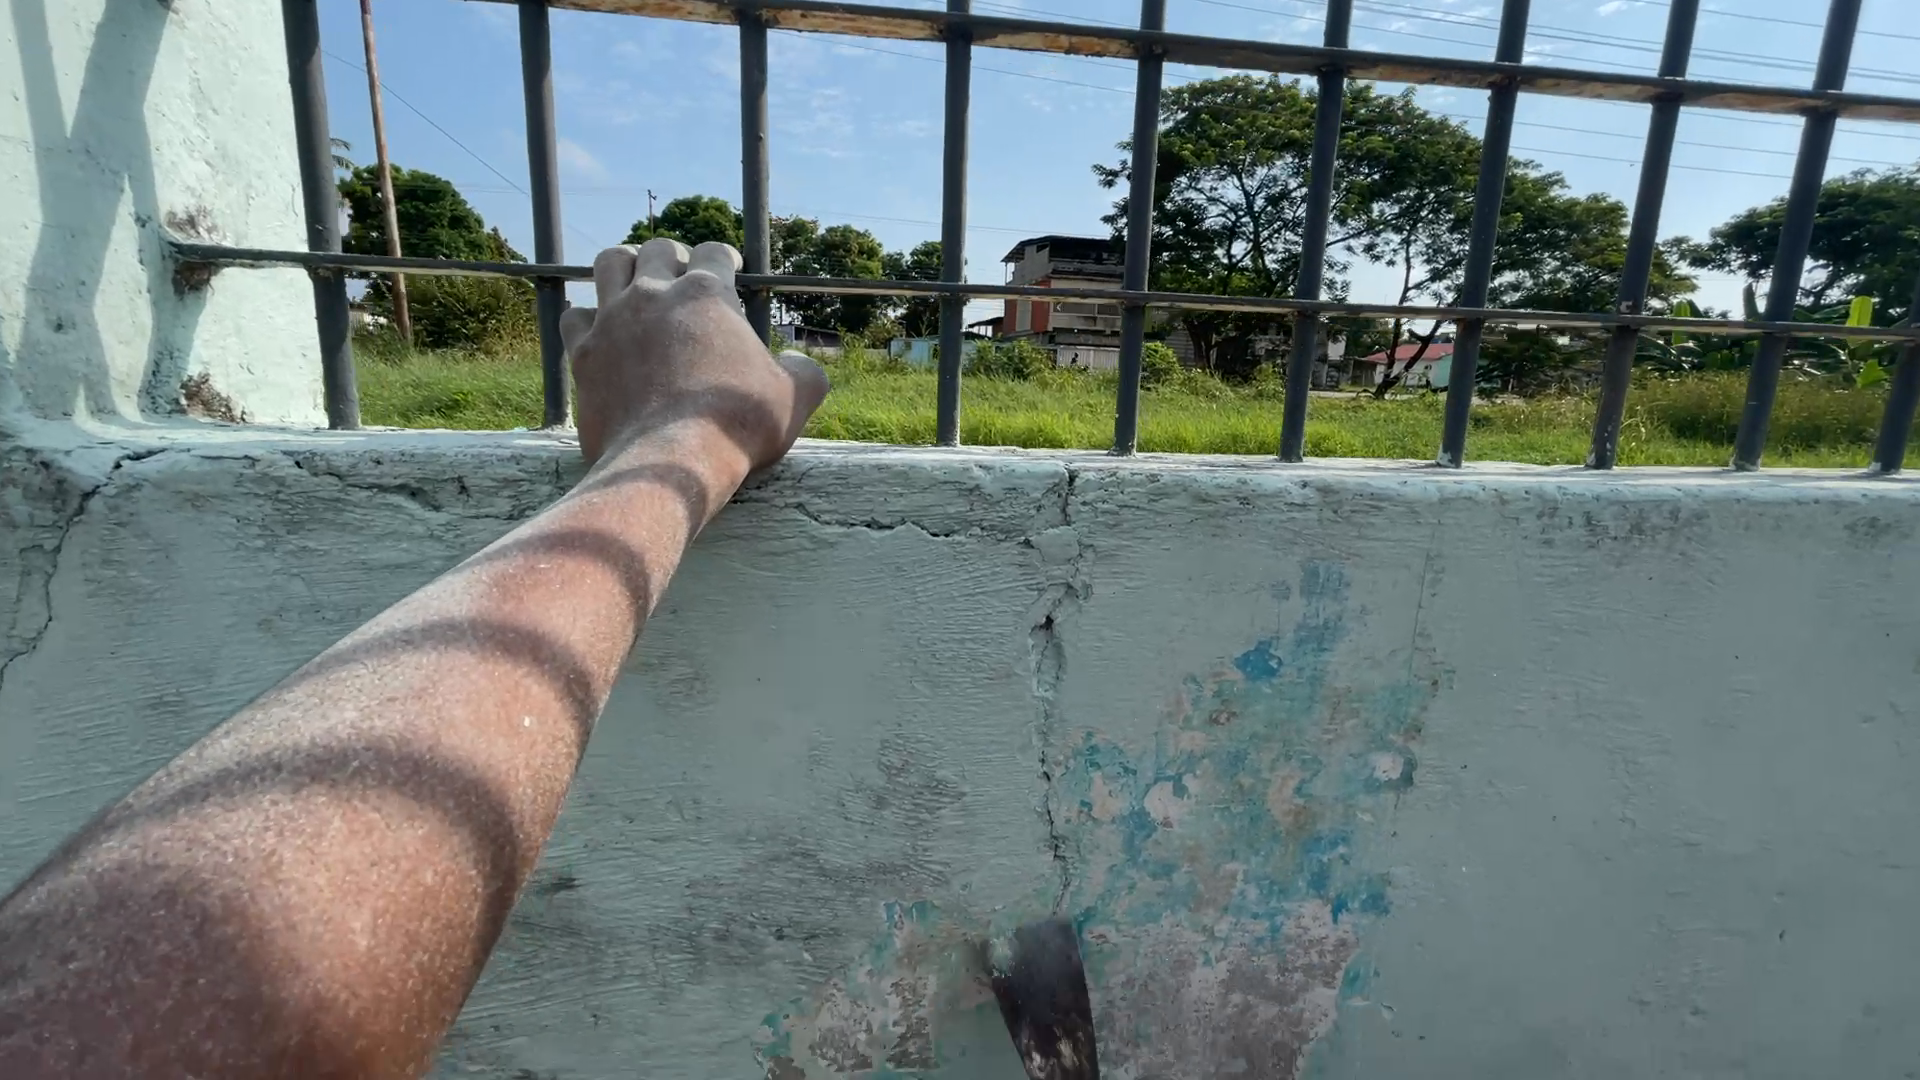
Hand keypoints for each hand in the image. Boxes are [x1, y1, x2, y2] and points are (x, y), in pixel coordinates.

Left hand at [558, 239, 828, 471]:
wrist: (673, 461)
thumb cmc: (740, 425)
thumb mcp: (797, 397)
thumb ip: (805, 371)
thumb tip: (800, 364)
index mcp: (708, 295)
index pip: (713, 252)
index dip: (724, 258)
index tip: (729, 269)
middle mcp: (655, 294)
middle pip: (657, 248)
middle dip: (674, 257)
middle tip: (683, 276)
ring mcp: (613, 320)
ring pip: (609, 264)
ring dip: (626, 267)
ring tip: (637, 284)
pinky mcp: (584, 354)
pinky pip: (576, 316)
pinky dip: (589, 317)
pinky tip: (602, 330)